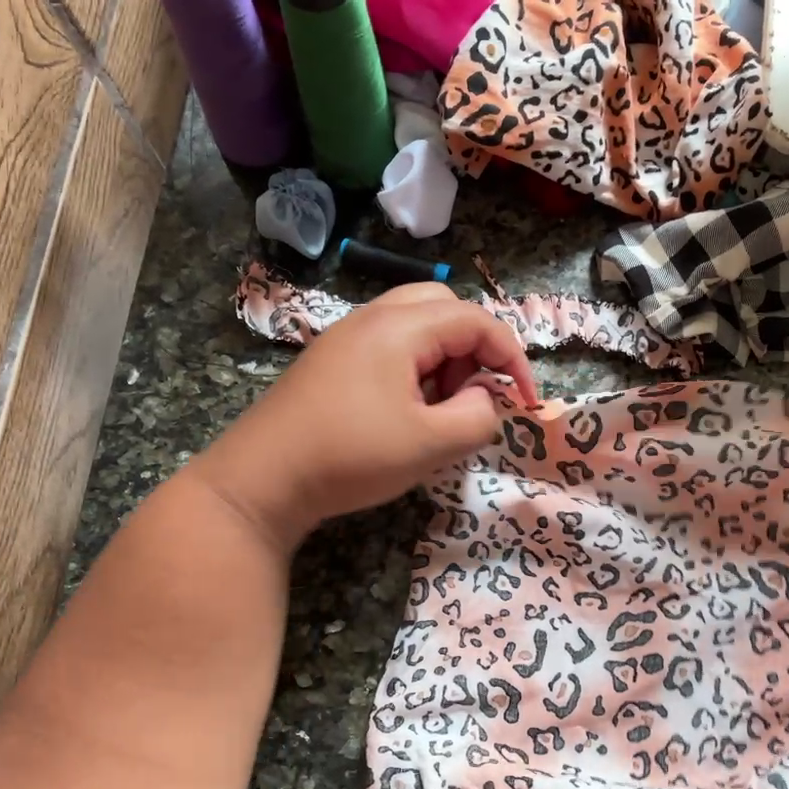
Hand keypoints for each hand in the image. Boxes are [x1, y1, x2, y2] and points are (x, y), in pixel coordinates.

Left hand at [196, 282, 536, 548]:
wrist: (262, 480)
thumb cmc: (350, 457)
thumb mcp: (430, 444)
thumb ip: (478, 418)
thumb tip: (489, 400)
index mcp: (400, 328)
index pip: (477, 320)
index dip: (512, 358)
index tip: (526, 401)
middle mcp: (372, 319)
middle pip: (445, 308)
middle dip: (476, 349)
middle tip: (478, 396)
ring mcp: (346, 339)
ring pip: (415, 326)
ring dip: (445, 359)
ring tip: (442, 410)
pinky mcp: (331, 364)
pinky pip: (389, 348)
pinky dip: (415, 369)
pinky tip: (406, 415)